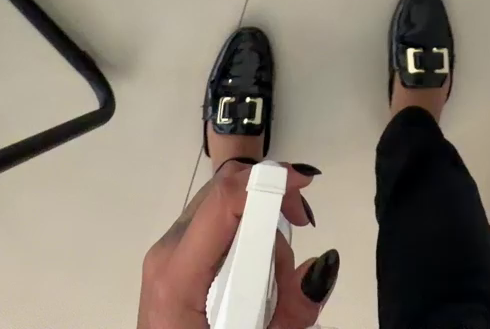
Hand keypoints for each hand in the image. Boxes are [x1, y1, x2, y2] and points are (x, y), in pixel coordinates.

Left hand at [138, 160, 337, 328]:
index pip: (223, 203)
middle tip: (301, 224)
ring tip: (278, 267)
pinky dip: (246, 226)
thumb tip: (322, 262)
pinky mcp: (175, 251)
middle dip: (271, 201)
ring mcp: (168, 248)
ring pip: (224, 200)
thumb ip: (294, 308)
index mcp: (178, 277)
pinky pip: (216, 217)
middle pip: (226, 192)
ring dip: (261, 218)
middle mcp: (168, 251)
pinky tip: (259, 262)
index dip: (266, 181)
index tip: (303, 183)